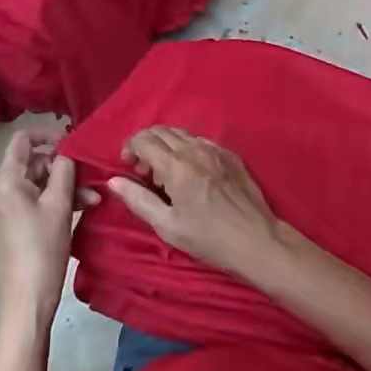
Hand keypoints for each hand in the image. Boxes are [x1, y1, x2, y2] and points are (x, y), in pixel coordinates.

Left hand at [0, 128, 97, 323]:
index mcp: (6, 181)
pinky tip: (83, 208)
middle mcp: (1, 190)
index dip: (48, 135)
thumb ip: (64, 171)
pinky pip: (36, 200)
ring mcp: (7, 208)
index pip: (23, 140)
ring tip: (93, 199)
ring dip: (65, 185)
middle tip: (90, 177)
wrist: (26, 299)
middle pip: (33, 162)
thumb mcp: (59, 205)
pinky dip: (57, 200)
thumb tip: (67, 152)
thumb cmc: (42, 248)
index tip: (73, 143)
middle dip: (63, 166)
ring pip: (39, 182)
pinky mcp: (15, 224)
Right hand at [106, 127, 288, 277]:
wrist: (255, 239)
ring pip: (182, 133)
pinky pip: (201, 141)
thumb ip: (138, 200)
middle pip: (162, 131)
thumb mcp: (167, 225)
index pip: (145, 139)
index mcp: (177, 165)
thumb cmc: (208, 237)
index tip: (128, 166)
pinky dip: (187, 148)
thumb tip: (114, 181)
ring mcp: (216, 149)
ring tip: (165, 173)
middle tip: (144, 172)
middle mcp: (196, 149)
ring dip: (167, 145)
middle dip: (146, 145)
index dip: (130, 148)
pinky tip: (190, 172)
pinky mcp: (231, 155)